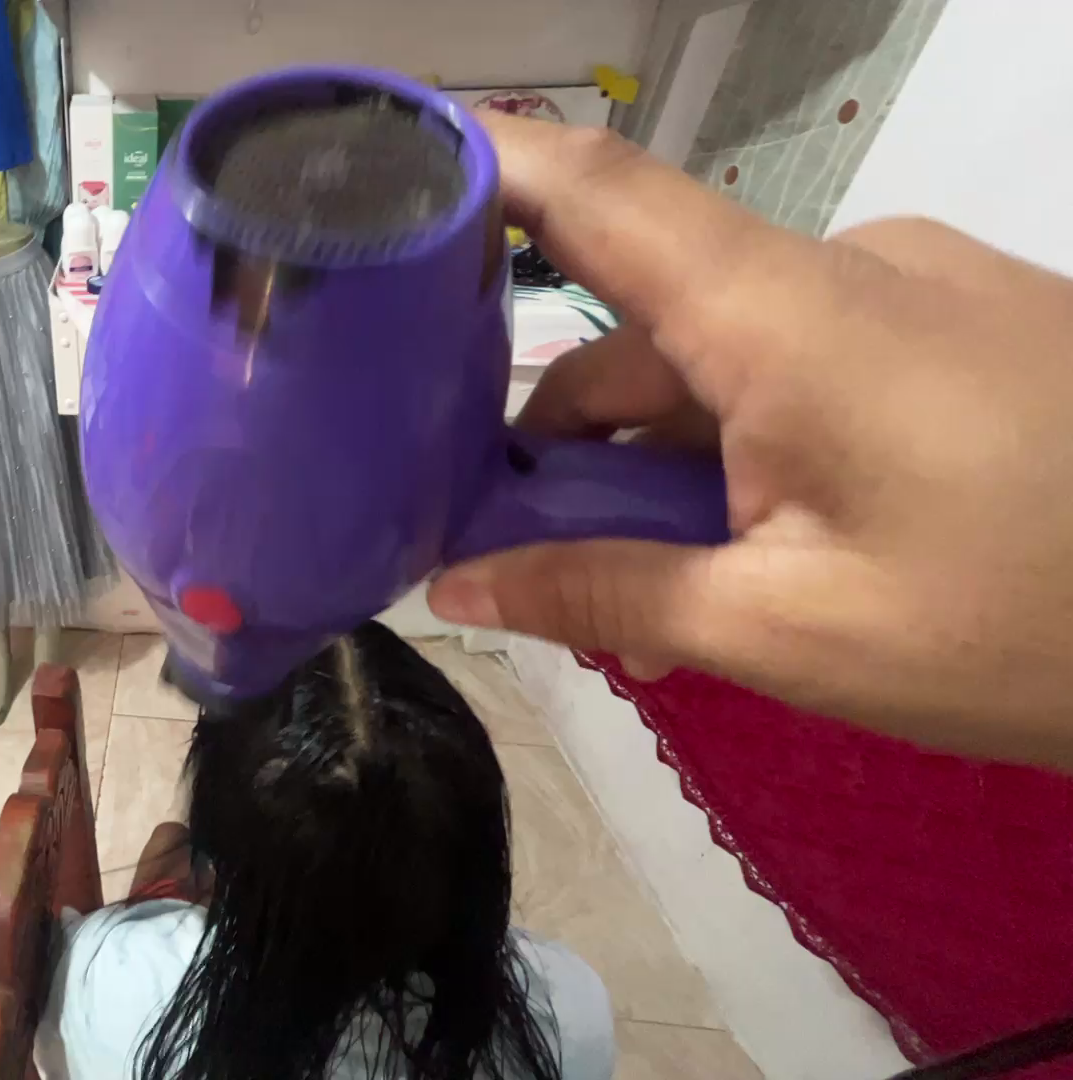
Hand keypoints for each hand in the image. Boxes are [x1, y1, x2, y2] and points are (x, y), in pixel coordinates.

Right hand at [428, 113, 1072, 768]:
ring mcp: (889, 302)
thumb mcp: (787, 629)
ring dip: (634, 468)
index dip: (492, 168)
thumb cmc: (1048, 622)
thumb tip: (452, 591)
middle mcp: (832, 277)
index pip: (603, 199)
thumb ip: (601, 597)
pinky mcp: (929, 337)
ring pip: (694, 370)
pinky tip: (718, 549)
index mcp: (789, 320)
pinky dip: (709, 459)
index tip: (399, 166)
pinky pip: (768, 379)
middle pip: (627, 336)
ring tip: (633, 585)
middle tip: (512, 547)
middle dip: (555, 441)